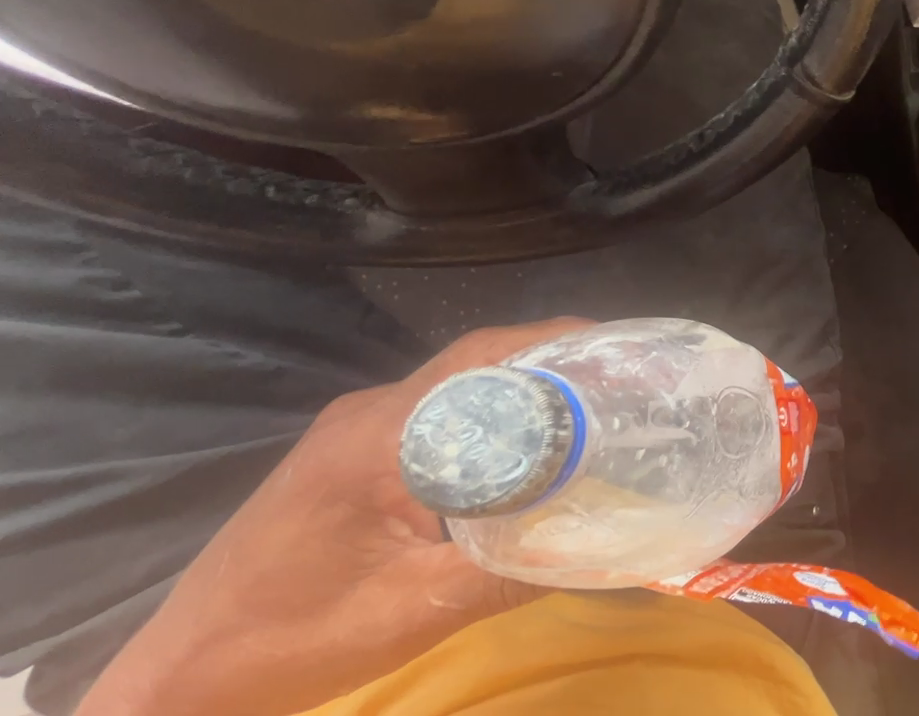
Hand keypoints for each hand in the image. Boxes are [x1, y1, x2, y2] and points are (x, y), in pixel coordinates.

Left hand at [79, 319, 594, 715]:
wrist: (184, 680)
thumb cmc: (296, 641)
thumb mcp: (417, 612)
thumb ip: (515, 572)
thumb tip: (610, 545)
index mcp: (379, 435)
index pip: (482, 359)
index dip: (558, 346)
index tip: (623, 356)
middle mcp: (369, 411)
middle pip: (478, 359)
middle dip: (556, 357)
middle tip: (625, 376)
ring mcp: (357, 427)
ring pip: (461, 382)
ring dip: (528, 382)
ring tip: (594, 401)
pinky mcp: (354, 450)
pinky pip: (441, 409)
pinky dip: (496, 410)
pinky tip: (530, 441)